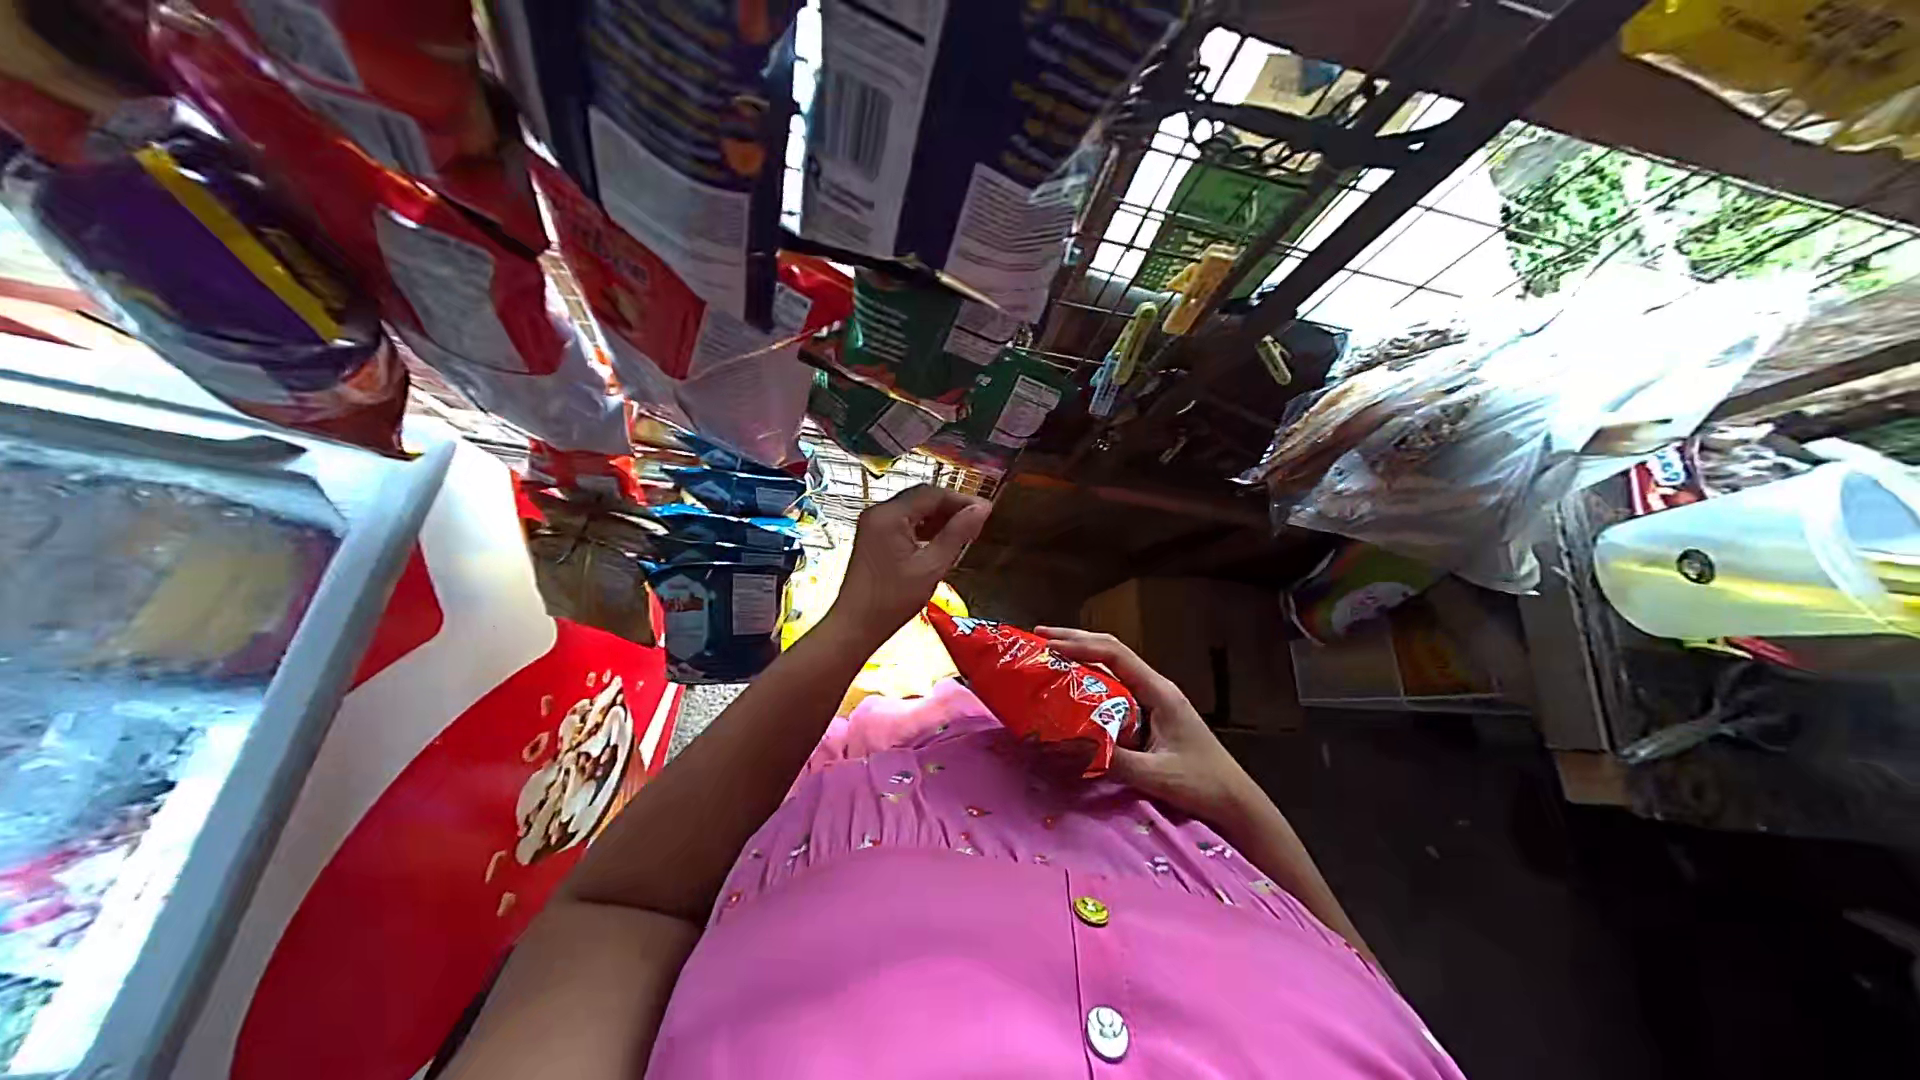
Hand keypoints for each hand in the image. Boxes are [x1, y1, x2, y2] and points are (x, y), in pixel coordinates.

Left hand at [824, 485, 990, 651]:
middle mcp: (878, 513)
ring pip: (913, 510)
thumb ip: (957, 534)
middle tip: (977, 521)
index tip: (985, 510)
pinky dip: (924, 528)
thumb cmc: (892, 599)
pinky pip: (903, 523)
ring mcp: (873, 525)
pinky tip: (941, 541)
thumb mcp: (932, 566)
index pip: (932, 494)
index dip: (961, 500)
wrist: (856, 625)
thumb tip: (981, 509)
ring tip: (964, 532)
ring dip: (938, 518)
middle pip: (921, 498)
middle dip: (950, 507)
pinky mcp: (873, 538)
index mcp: (889, 515)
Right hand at [1036, 627, 1262, 825]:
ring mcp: (1154, 700)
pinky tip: (1073, 689)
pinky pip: (1116, 688)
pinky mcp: (1151, 715)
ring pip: (1112, 668)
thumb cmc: (1202, 784)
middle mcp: (1155, 688)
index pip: (1114, 654)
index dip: (1079, 646)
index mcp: (1159, 691)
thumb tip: (1070, 746)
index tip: (1048, 645)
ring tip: (1049, 656)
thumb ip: (1114, 760)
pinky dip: (1091, 680)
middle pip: (1111, 652)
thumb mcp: (1156, 774)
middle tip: (1039, 638)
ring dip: (1081, 657)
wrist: (1236, 802)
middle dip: (1075, 641)